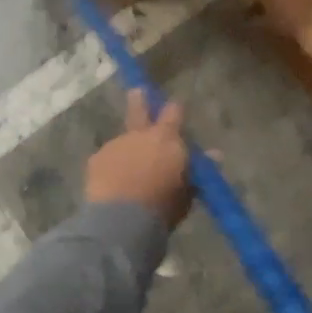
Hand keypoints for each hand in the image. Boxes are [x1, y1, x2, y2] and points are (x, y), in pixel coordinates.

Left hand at [84, 89, 193, 229]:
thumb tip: (215, 155)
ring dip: (127, 148)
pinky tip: (113, 184)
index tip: (174, 107)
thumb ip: (196, 171)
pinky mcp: (96, 159)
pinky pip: (107, 158)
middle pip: (139, 109)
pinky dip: (111, 166)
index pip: (174, 113)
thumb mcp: (187, 192)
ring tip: (127, 170)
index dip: (174, 110)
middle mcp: (141, 135)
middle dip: (139, 100)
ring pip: (123, 140)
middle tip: (138, 92)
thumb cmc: (162, 207)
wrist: (121, 220)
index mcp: (168, 140)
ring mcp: (116, 144)